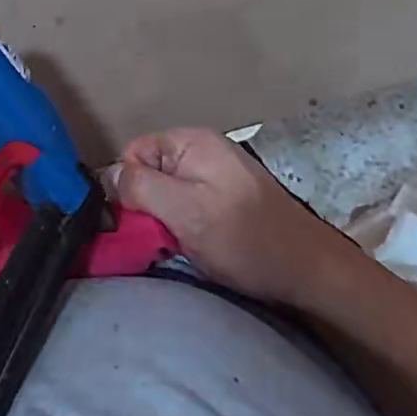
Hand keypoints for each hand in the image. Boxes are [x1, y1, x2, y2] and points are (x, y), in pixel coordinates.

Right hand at [104, 128, 356, 305]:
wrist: (310, 273)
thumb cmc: (247, 240)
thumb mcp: (186, 212)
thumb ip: (141, 187)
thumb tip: (106, 175)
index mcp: (191, 142)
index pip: (133, 154)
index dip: (128, 187)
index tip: (137, 220)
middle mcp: (201, 151)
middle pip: (148, 173)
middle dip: (147, 205)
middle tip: (159, 237)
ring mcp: (215, 175)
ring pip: (165, 193)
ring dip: (164, 220)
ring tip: (179, 244)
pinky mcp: (224, 199)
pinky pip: (186, 205)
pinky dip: (183, 226)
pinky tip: (196, 245)